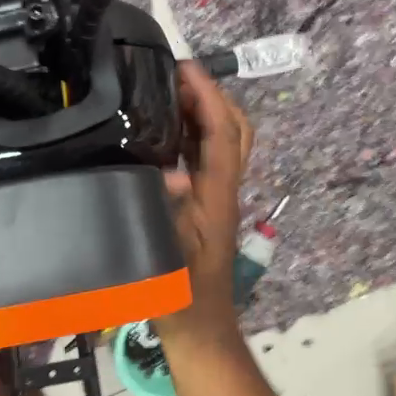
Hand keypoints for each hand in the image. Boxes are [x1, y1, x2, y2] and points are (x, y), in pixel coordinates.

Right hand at [156, 61, 253, 340]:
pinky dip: (190, 135)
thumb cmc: (179, 295)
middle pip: (235, 129)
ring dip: (202, 112)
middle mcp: (224, 188)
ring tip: (166, 93)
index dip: (206, 95)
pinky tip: (160, 134)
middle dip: (212, 95)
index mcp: (217, 194)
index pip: (222, 131)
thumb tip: (170, 173)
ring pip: (223, 141)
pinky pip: (205, 158)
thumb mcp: (167, 254)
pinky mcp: (206, 206)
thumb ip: (169, 213)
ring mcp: (217, 197)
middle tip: (175, 76)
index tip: (183, 66)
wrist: (197, 329)